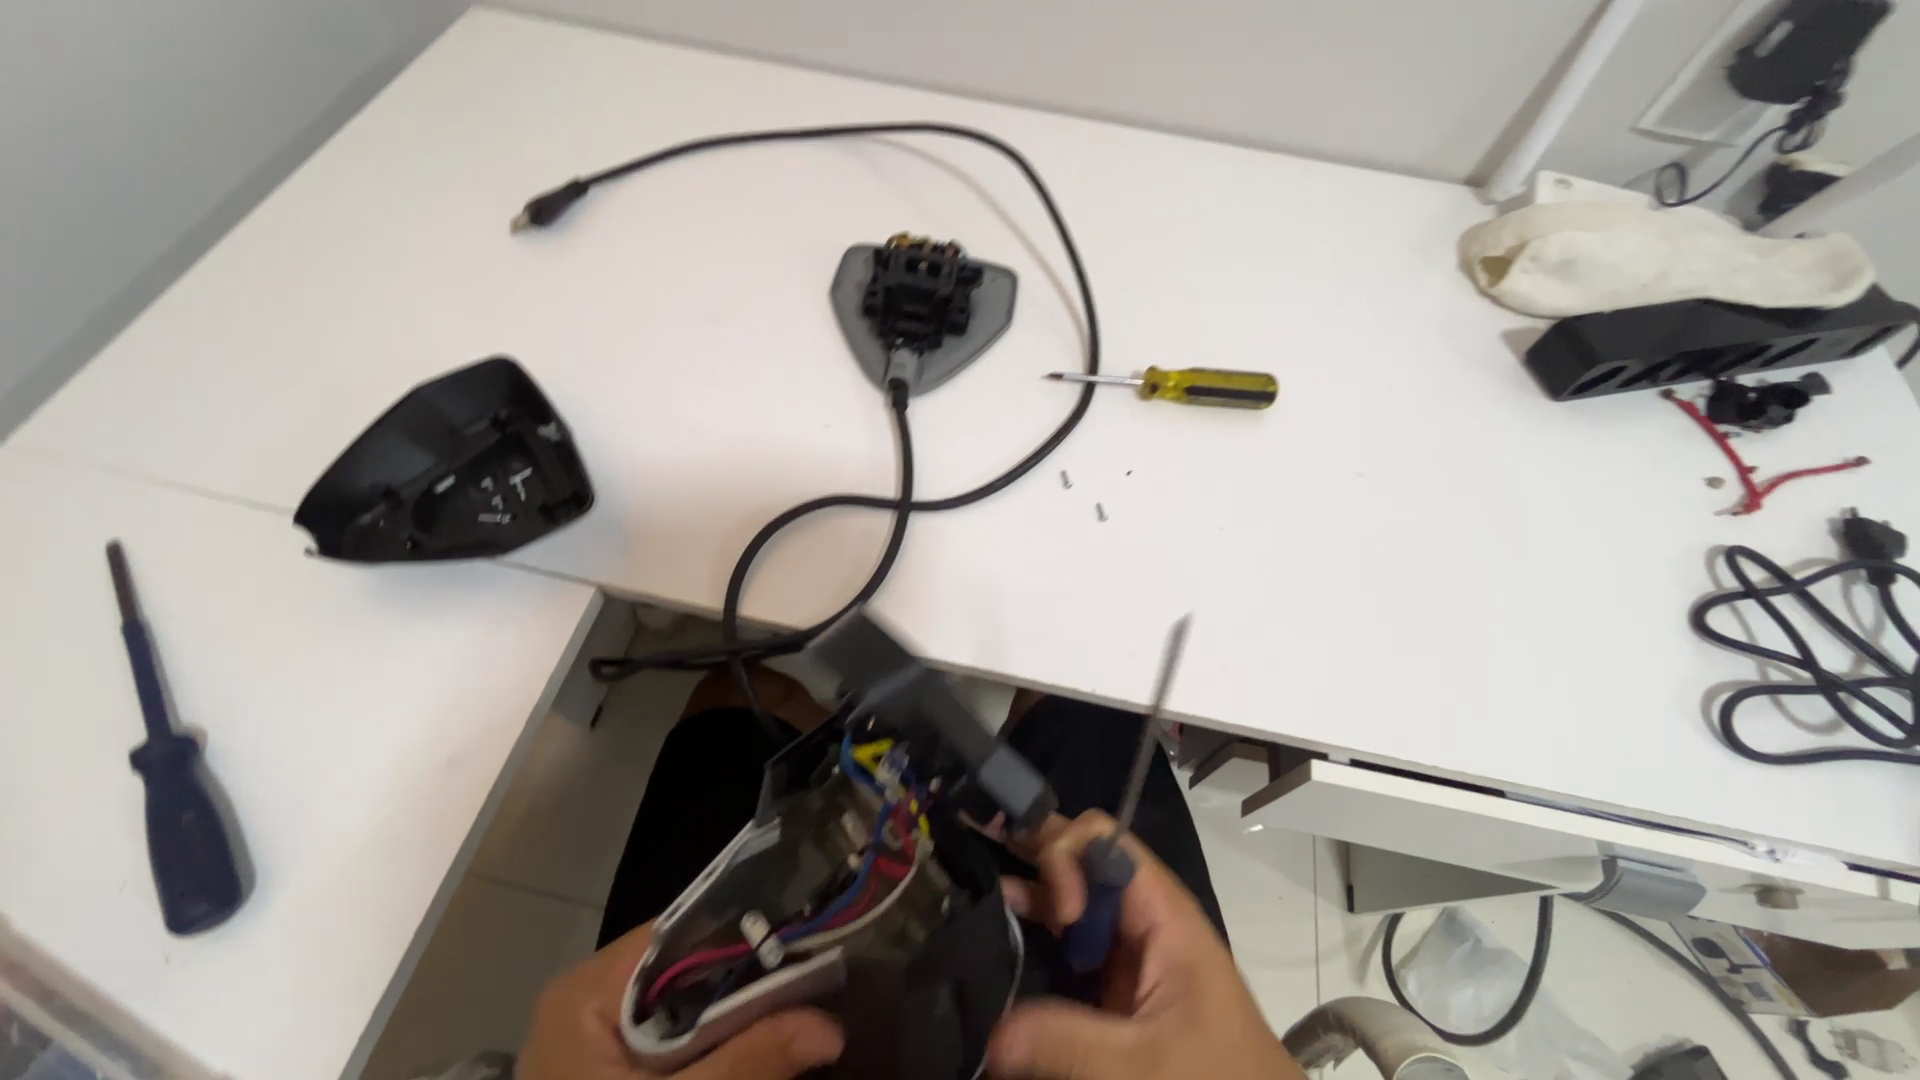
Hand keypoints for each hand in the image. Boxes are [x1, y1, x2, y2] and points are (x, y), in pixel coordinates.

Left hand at [518, 921, 843, 1079]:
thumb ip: (750, 1062)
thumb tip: (833, 1026)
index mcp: (586, 992)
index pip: (680, 932)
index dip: (745, 937)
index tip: (807, 949)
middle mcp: (588, 996)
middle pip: (686, 964)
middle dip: (747, 979)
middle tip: (814, 986)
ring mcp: (596, 1032)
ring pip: (686, 998)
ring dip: (738, 1011)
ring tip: (798, 1012)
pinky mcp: (609, 1064)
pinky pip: (675, 1032)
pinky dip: (715, 1039)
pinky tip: (753, 1048)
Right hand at [989, 812, 1305, 1079]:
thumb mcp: (1146, 1066)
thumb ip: (1068, 1041)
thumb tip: (991, 1030)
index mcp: (1162, 914)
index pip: (1107, 845)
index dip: (1070, 855)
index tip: (1058, 910)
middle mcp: (1140, 917)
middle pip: (1084, 857)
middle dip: (1035, 844)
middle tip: (978, 833)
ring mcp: (1124, 947)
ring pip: (1071, 891)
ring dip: (1027, 877)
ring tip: (973, 857)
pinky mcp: (1112, 980)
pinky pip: (1065, 935)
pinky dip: (1031, 919)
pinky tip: (995, 914)